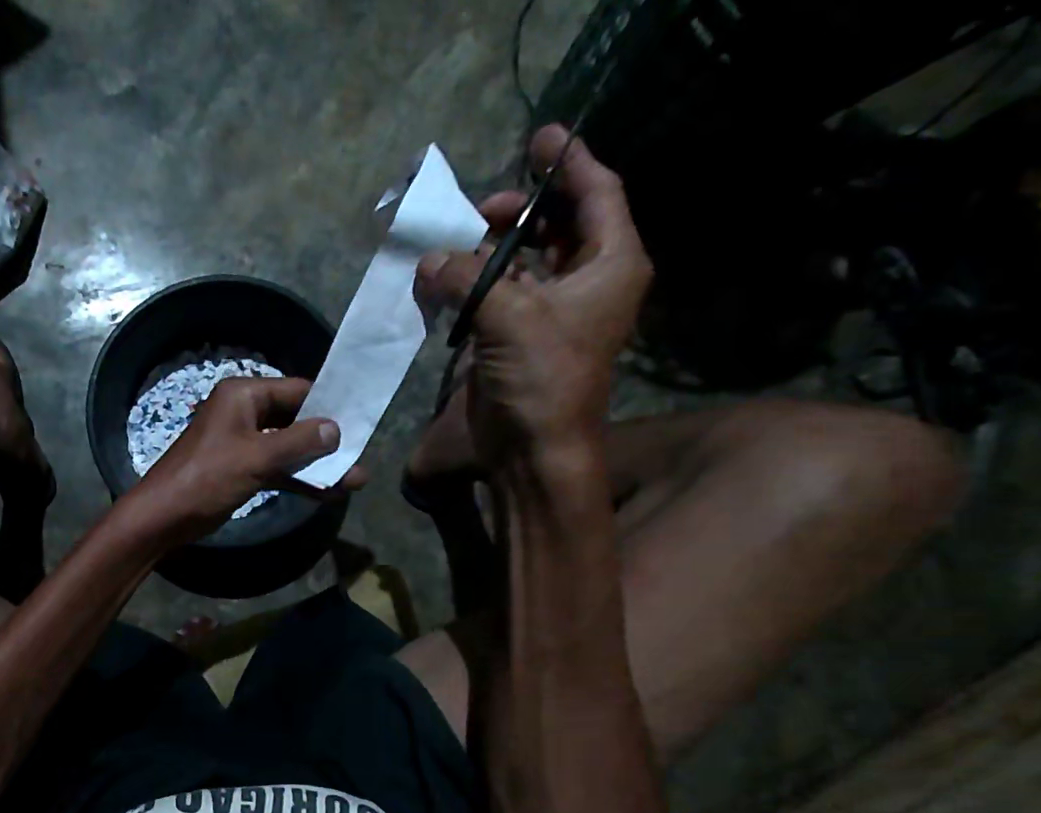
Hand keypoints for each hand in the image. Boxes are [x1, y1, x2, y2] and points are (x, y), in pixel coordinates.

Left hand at [121, 376, 363, 544]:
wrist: (164, 516)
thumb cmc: (206, 478)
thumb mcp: (256, 457)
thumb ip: (299, 442)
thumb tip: (336, 429)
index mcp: (243, 396)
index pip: (297, 390)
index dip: (329, 405)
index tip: (361, 421)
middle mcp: (243, 412)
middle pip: (296, 419)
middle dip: (327, 441)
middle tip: (360, 457)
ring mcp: (242, 442)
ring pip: (289, 447)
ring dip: (317, 464)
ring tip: (354, 481)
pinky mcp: (241, 468)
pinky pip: (277, 467)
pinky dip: (299, 478)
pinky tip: (328, 493)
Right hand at [415, 125, 651, 468]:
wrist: (533, 447)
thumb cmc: (542, 377)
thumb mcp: (509, 317)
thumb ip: (468, 278)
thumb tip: (430, 259)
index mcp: (610, 264)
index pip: (597, 195)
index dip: (570, 163)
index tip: (539, 137)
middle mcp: (587, 280)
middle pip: (559, 222)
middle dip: (519, 209)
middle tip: (478, 209)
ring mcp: (551, 309)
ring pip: (525, 257)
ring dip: (492, 245)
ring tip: (456, 238)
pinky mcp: (518, 334)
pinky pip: (498, 290)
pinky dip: (474, 280)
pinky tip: (447, 275)